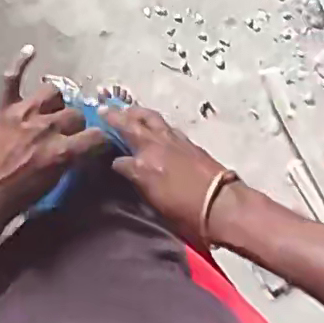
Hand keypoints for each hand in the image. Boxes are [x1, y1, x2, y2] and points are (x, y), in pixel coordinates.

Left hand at [0, 46, 110, 226]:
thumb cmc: (16, 197)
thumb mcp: (52, 183)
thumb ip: (70, 161)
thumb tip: (82, 148)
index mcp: (61, 150)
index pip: (97, 137)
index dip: (101, 141)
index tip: (100, 144)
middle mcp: (46, 127)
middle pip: (74, 114)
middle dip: (75, 125)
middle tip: (67, 134)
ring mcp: (23, 113)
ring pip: (52, 93)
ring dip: (55, 103)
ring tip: (51, 111)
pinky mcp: (2, 107)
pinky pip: (12, 77)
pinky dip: (21, 62)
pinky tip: (30, 50)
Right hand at [103, 105, 232, 238]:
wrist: (224, 206)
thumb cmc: (186, 212)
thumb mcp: (153, 201)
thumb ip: (135, 179)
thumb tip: (122, 166)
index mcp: (143, 162)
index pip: (118, 157)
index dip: (108, 153)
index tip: (99, 149)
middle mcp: (156, 145)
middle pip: (131, 123)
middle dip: (116, 116)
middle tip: (104, 110)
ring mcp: (174, 141)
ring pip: (150, 118)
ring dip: (136, 113)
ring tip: (128, 112)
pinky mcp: (188, 142)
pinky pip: (165, 125)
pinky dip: (155, 122)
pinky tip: (154, 126)